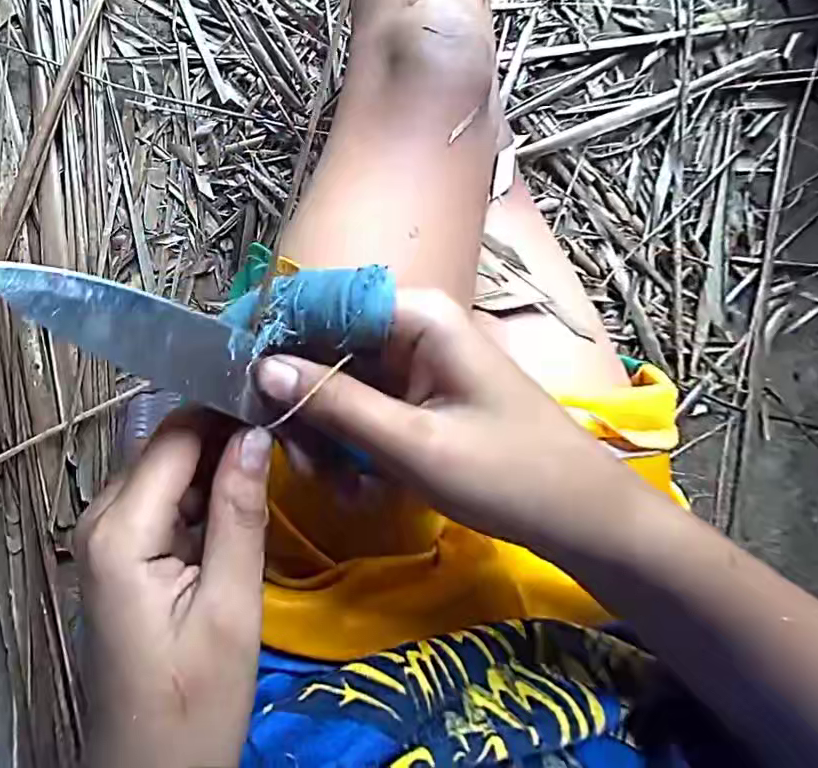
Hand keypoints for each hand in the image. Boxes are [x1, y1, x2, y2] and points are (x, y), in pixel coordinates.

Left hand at [76, 415, 270, 767]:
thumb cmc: (192, 707)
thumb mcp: (230, 610)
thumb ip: (240, 514)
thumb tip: (257, 433)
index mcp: (120, 529)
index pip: (176, 436)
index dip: (226, 416)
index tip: (276, 408)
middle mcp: (101, 516)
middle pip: (168, 447)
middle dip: (223, 438)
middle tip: (280, 441)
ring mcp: (105, 533)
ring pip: (168, 468)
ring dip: (215, 466)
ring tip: (267, 468)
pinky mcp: (119, 550)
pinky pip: (164, 498)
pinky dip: (202, 494)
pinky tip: (237, 505)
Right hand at [254, 289, 653, 557]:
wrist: (582, 517)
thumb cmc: (510, 474)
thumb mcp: (414, 445)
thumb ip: (336, 403)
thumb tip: (262, 367)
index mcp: (415, 314)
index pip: (321, 301)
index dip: (274, 332)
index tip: (235, 375)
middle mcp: (407, 324)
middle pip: (322, 343)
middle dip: (301, 399)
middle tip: (294, 458)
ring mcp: (408, 357)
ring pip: (334, 378)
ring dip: (321, 429)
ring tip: (330, 482)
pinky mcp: (410, 389)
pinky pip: (357, 402)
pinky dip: (346, 439)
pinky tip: (353, 483)